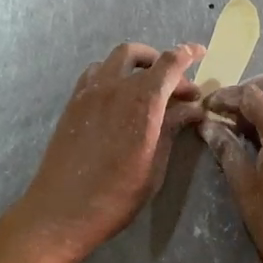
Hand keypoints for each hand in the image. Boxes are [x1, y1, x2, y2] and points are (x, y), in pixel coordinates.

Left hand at [13, 42, 206, 262]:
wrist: (62, 210)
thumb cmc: (117, 195)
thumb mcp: (155, 165)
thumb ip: (172, 128)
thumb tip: (191, 108)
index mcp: (142, 100)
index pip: (170, 63)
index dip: (188, 53)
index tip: (200, 52)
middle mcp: (115, 85)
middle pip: (141, 55)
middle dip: (162, 63)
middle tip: (175, 87)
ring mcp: (90, 90)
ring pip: (116, 58)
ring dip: (136, 64)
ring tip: (147, 85)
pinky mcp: (74, 100)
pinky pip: (96, 71)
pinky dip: (113, 72)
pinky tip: (117, 94)